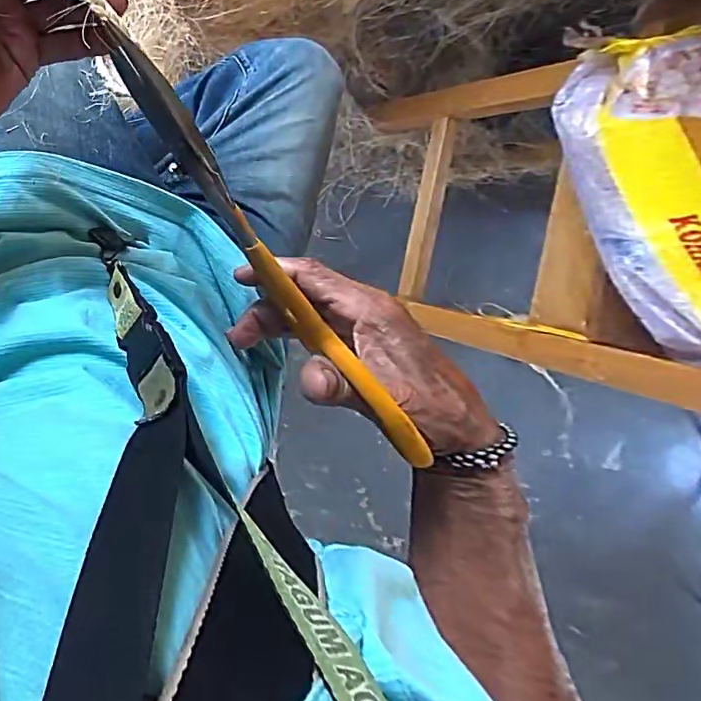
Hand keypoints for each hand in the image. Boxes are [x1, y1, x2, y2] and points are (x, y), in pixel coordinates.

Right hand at [226, 257, 501, 456]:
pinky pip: (314, 323)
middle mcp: (362, 308)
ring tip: (246, 342)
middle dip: (265, 306)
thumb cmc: (428, 409)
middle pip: (302, 292)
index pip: (313, 277)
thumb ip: (341, 386)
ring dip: (273, 320)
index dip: (275, 271)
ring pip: (305, 308)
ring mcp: (360, 323)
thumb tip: (308, 381)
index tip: (242, 275)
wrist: (462, 430)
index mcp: (369, 310)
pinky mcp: (357, 339)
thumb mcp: (382, 399)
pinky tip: (273, 343)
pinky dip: (288, 329)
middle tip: (239, 335)